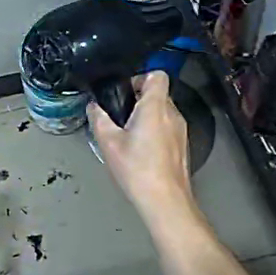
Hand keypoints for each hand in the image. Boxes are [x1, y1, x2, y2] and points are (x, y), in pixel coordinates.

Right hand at [90, 71, 195, 220]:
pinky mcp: (182, 145)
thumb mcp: (109, 143)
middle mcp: (172, 114)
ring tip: (128, 135)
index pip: (157, 75)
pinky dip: (155, 131)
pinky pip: (168, 128)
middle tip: (121, 116)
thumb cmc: (138, 170)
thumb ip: (99, 119)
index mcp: (156, 106)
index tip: (125, 92)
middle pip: (159, 93)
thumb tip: (93, 107)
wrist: (165, 200)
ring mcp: (180, 130)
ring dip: (147, 116)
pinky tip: (141, 150)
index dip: (140, 78)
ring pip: (164, 111)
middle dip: (139, 99)